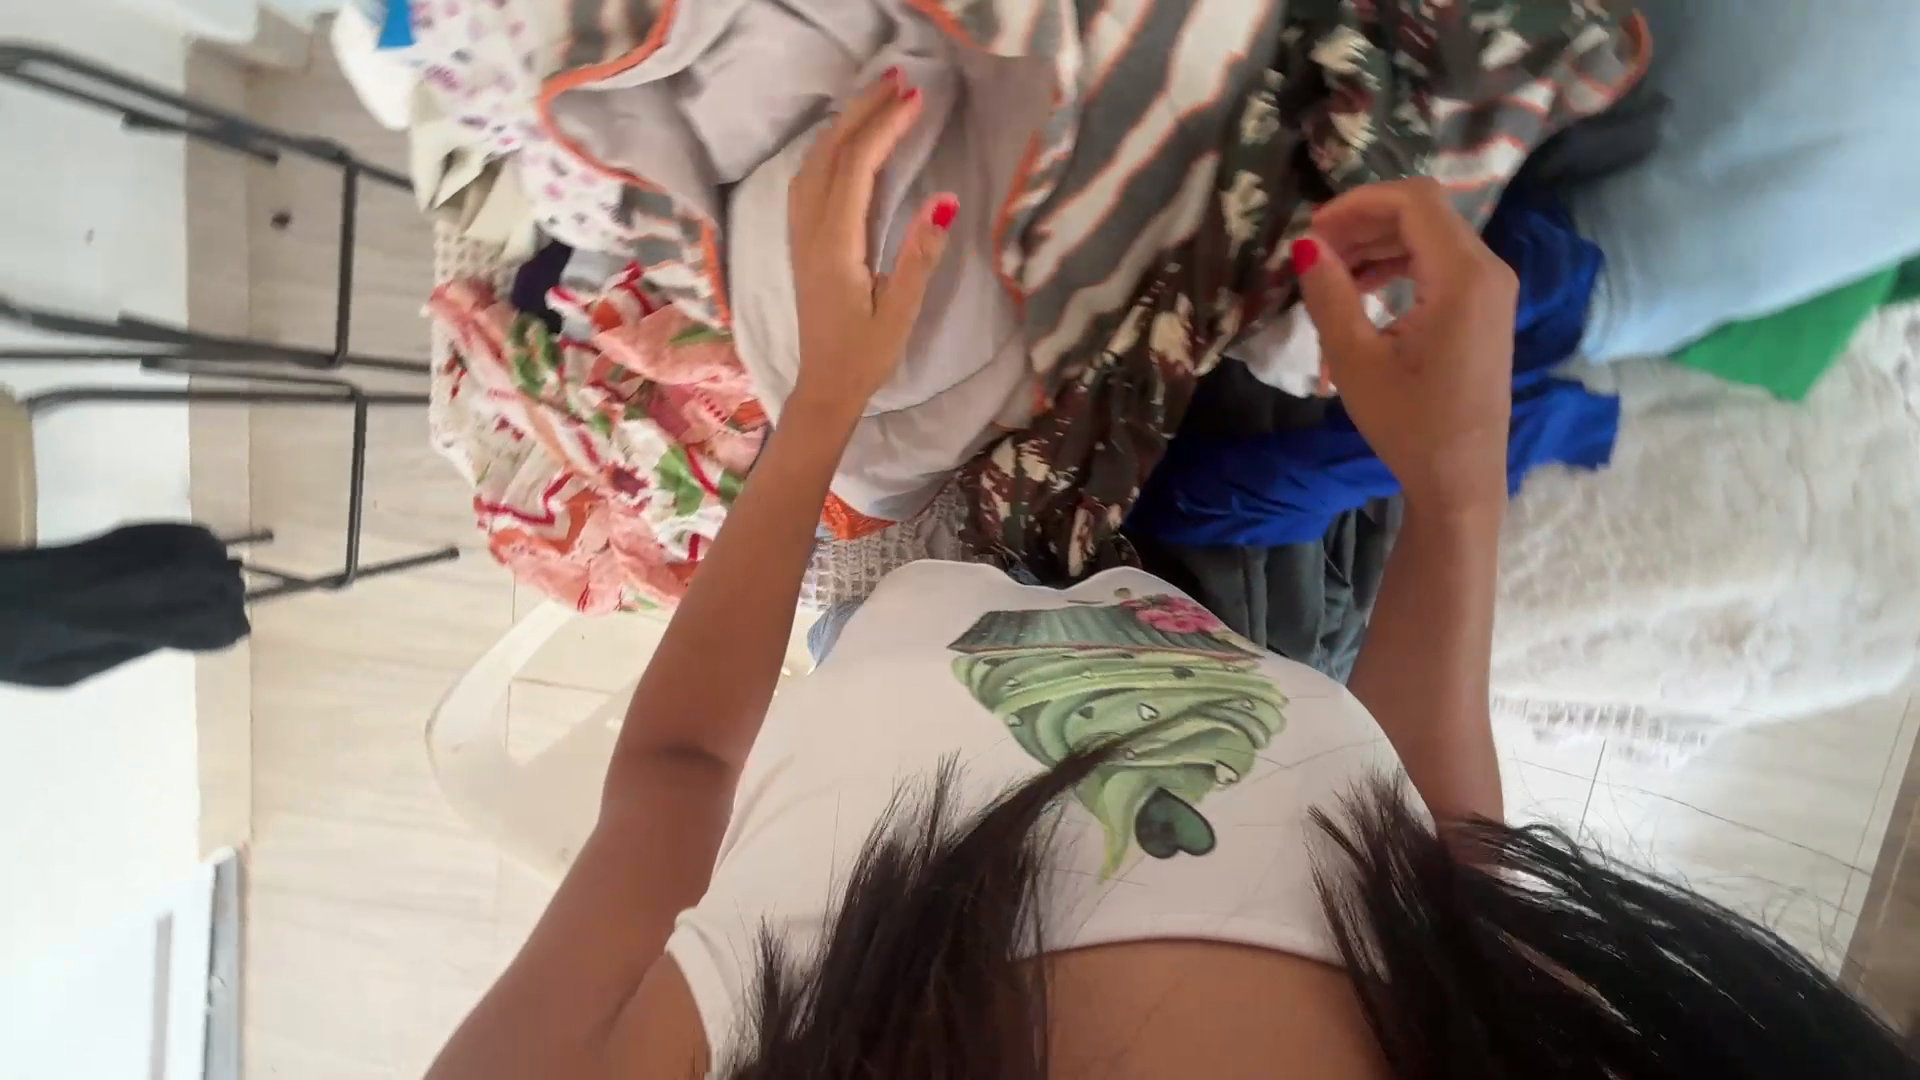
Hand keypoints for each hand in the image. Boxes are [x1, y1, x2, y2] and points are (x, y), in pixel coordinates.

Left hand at [786, 70, 957, 416]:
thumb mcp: (900, 312)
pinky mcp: (801, 246)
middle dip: (862, 112)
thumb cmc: (865, 357)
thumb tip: (944, 201)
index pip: (857, 168)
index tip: (915, 100)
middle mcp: (810, 232)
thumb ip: (919, 256)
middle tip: (897, 81)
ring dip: (842, 127)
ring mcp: (800, 238)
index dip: (884, 128)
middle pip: (830, 154)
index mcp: (835, 246)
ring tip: (875, 103)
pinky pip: (807, 183)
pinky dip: (827, 152)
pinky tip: (843, 148)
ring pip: (813, 165)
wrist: (825, 386)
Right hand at [1294, 177, 1517, 516]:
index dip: (1357, 204)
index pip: (1413, 202)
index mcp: (1463, 276)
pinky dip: (1396, 270)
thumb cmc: (1406, 422)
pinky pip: (1437, 269)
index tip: (1309, 231)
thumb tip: (1304, 246)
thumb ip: (1330, 295)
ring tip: (1327, 278)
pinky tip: (1362, 298)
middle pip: (1422, 216)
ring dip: (1375, 249)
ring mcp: (1490, 291)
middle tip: (1310, 256)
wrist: (1458, 476)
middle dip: (1361, 226)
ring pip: (1428, 241)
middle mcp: (1487, 270)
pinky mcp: (1482, 311)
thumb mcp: (1356, 360)